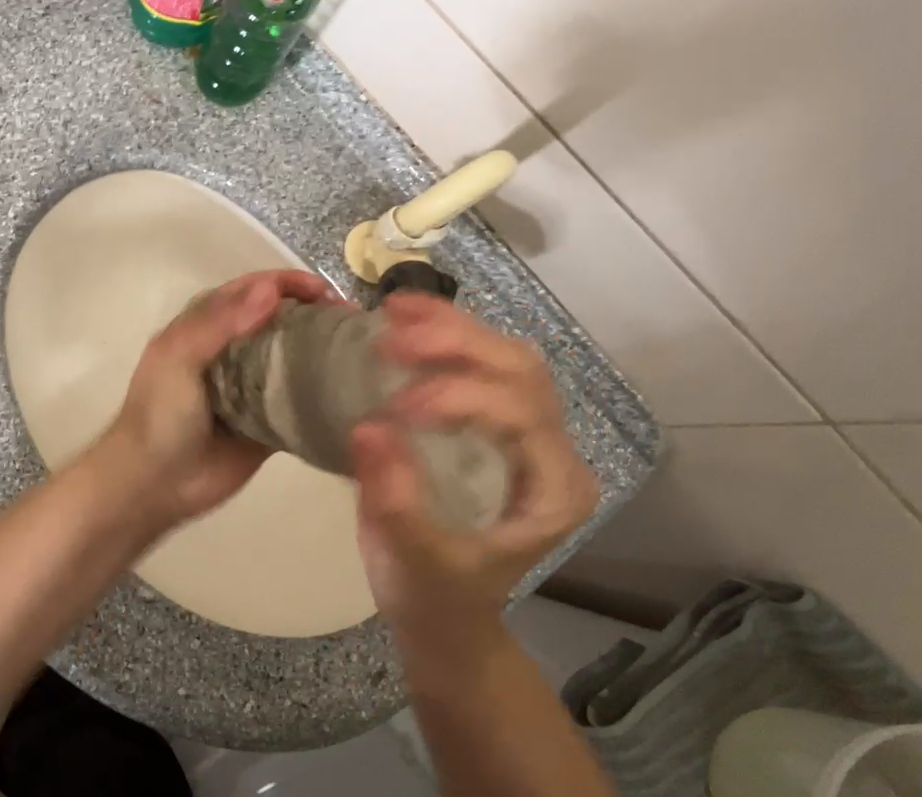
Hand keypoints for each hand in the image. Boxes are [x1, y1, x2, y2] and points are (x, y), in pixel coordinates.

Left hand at [100, 269, 335, 526]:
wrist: (153, 484)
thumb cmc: (159, 415)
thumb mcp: (178, 359)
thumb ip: (219, 324)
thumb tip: (270, 290)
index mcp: (203, 328)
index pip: (248, 291)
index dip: (284, 284)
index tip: (323, 290)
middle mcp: (229, 352)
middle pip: (276, 320)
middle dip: (311, 313)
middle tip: (351, 319)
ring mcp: (250, 388)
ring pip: (291, 359)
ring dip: (321, 350)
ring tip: (359, 349)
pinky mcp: (267, 425)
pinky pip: (299, 403)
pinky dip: (321, 394)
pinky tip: (353, 391)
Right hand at [350, 292, 598, 635]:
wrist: (442, 613)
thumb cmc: (434, 592)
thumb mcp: (415, 559)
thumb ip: (397, 501)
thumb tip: (368, 427)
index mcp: (553, 488)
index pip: (522, 414)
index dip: (460, 396)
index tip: (394, 408)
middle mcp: (552, 451)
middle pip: (521, 370)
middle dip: (456, 342)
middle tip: (390, 334)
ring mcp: (525, 434)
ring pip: (506, 356)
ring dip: (451, 326)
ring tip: (393, 308)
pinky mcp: (493, 424)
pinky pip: (482, 363)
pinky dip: (444, 334)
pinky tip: (401, 319)